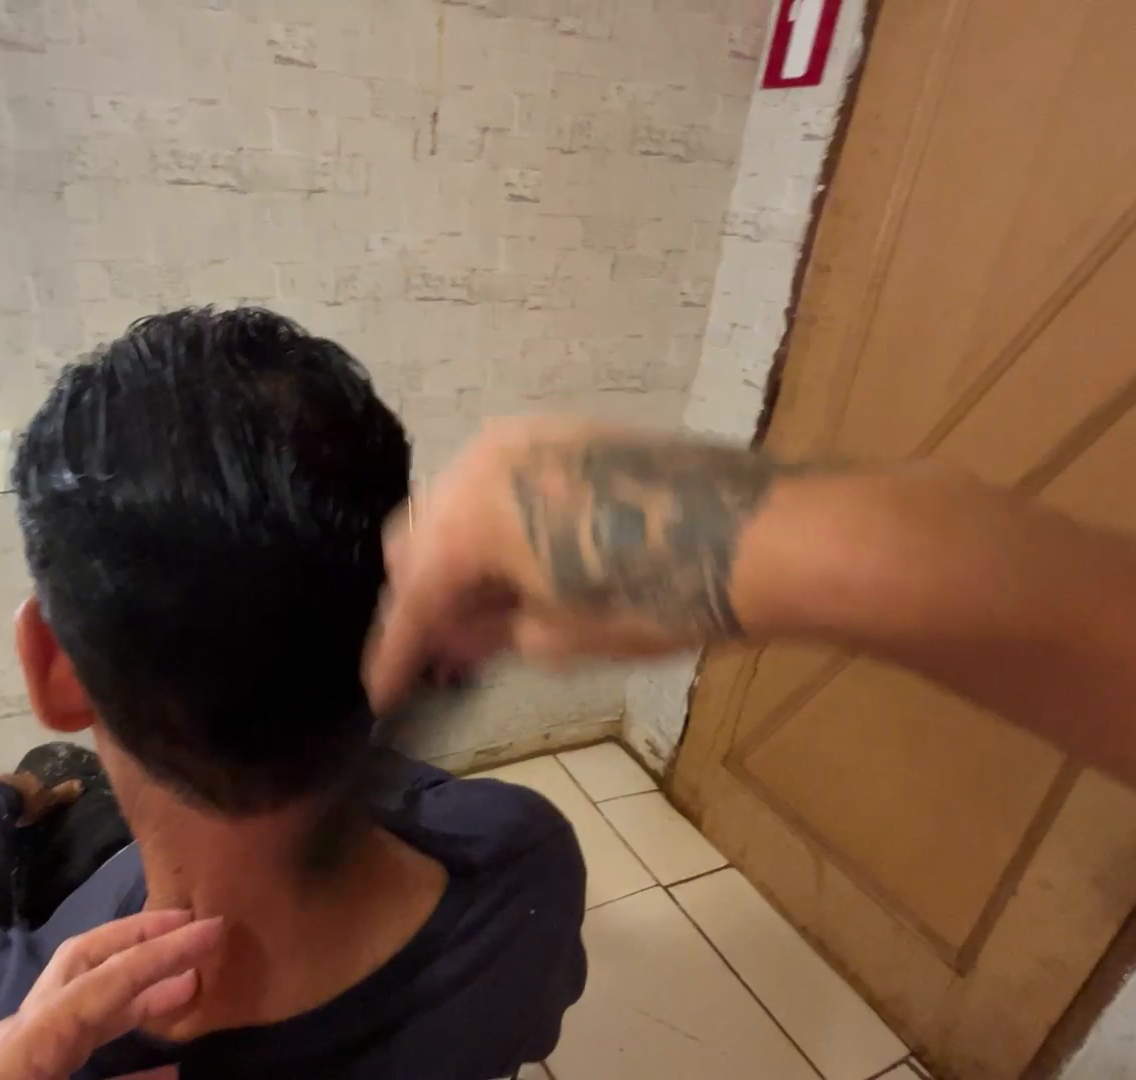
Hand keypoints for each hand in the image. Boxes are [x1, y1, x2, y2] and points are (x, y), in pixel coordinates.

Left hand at [0, 771, 82, 826]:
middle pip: (20, 783)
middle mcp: (15, 777)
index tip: (39, 795)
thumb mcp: (48, 800)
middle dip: (21, 791)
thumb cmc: (25, 802)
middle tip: (23, 803)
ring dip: (7, 797)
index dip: (39, 787)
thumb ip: (63, 793)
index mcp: (31, 777)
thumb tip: (81, 783)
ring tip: (8, 809)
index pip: (37, 780)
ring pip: (5, 789)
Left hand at [0, 910, 222, 1079]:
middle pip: (84, 964)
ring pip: (84, 1005)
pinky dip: (126, 1049)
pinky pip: (81, 1055)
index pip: (104, 980)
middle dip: (140, 938)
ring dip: (139, 988)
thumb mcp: (38, 1079)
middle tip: (192, 925)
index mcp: (23, 1048)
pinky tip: (170, 1067)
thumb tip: (175, 1072)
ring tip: (191, 985)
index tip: (211, 929)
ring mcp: (18, 1066)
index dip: (162, 951)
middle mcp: (19, 1042)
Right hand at [364, 416, 789, 711]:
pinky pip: (491, 482)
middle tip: (442, 647)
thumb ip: (484, 634)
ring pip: (449, 504)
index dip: (393, 650)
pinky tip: (516, 563)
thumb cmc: (654, 598)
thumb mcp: (557, 636)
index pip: (411, 597)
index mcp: (468, 517)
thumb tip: (449, 640)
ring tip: (483, 609)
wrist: (756, 533)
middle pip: (414, 539)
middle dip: (419, 596)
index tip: (379, 691)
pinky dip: (487, 526)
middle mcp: (477, 463)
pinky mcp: (555, 432)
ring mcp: (518, 437)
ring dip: (451, 559)